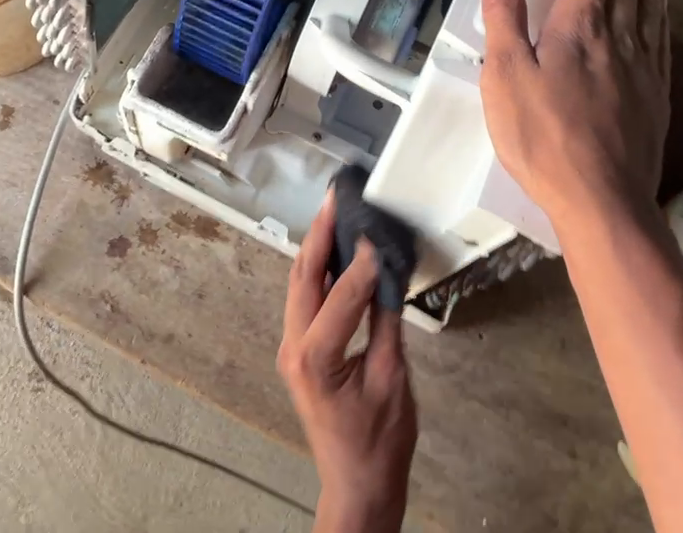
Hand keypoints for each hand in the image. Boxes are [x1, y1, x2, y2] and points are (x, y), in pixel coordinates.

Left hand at [278, 191, 415, 532]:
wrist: (357, 484)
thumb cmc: (379, 443)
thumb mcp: (391, 381)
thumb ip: (385, 325)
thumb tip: (385, 275)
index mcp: (314, 357)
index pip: (339, 296)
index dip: (360, 262)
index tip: (376, 233)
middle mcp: (292, 346)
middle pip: (303, 277)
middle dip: (318, 234)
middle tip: (334, 198)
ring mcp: (291, 347)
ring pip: (299, 284)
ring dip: (316, 247)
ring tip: (333, 213)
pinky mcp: (298, 350)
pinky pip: (305, 300)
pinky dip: (319, 271)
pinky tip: (334, 252)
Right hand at [478, 0, 670, 232]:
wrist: (602, 198)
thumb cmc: (542, 137)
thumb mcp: (504, 76)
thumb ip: (503, 18)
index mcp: (579, 28)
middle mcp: (619, 37)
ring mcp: (644, 64)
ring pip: (652, 1)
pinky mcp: (657, 91)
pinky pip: (663, 33)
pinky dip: (659, 7)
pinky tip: (657, 7)